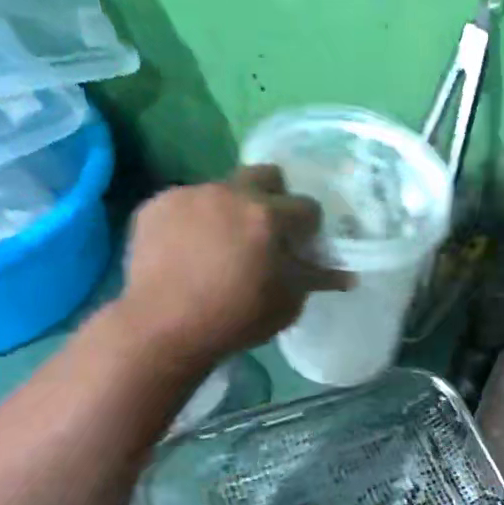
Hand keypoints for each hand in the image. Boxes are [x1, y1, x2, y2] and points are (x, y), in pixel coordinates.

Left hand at [118, 165, 354, 362]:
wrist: (162, 328)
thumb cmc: (234, 320)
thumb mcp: (285, 305)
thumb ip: (315, 280)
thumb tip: (347, 275)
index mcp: (268, 216)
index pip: (306, 207)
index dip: (308, 228)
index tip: (301, 247)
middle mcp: (230, 192)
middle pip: (266, 176)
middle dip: (274, 199)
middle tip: (266, 234)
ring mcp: (189, 194)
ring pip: (223, 189)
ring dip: (230, 210)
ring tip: (219, 247)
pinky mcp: (156, 204)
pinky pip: (186, 203)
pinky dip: (194, 221)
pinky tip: (187, 251)